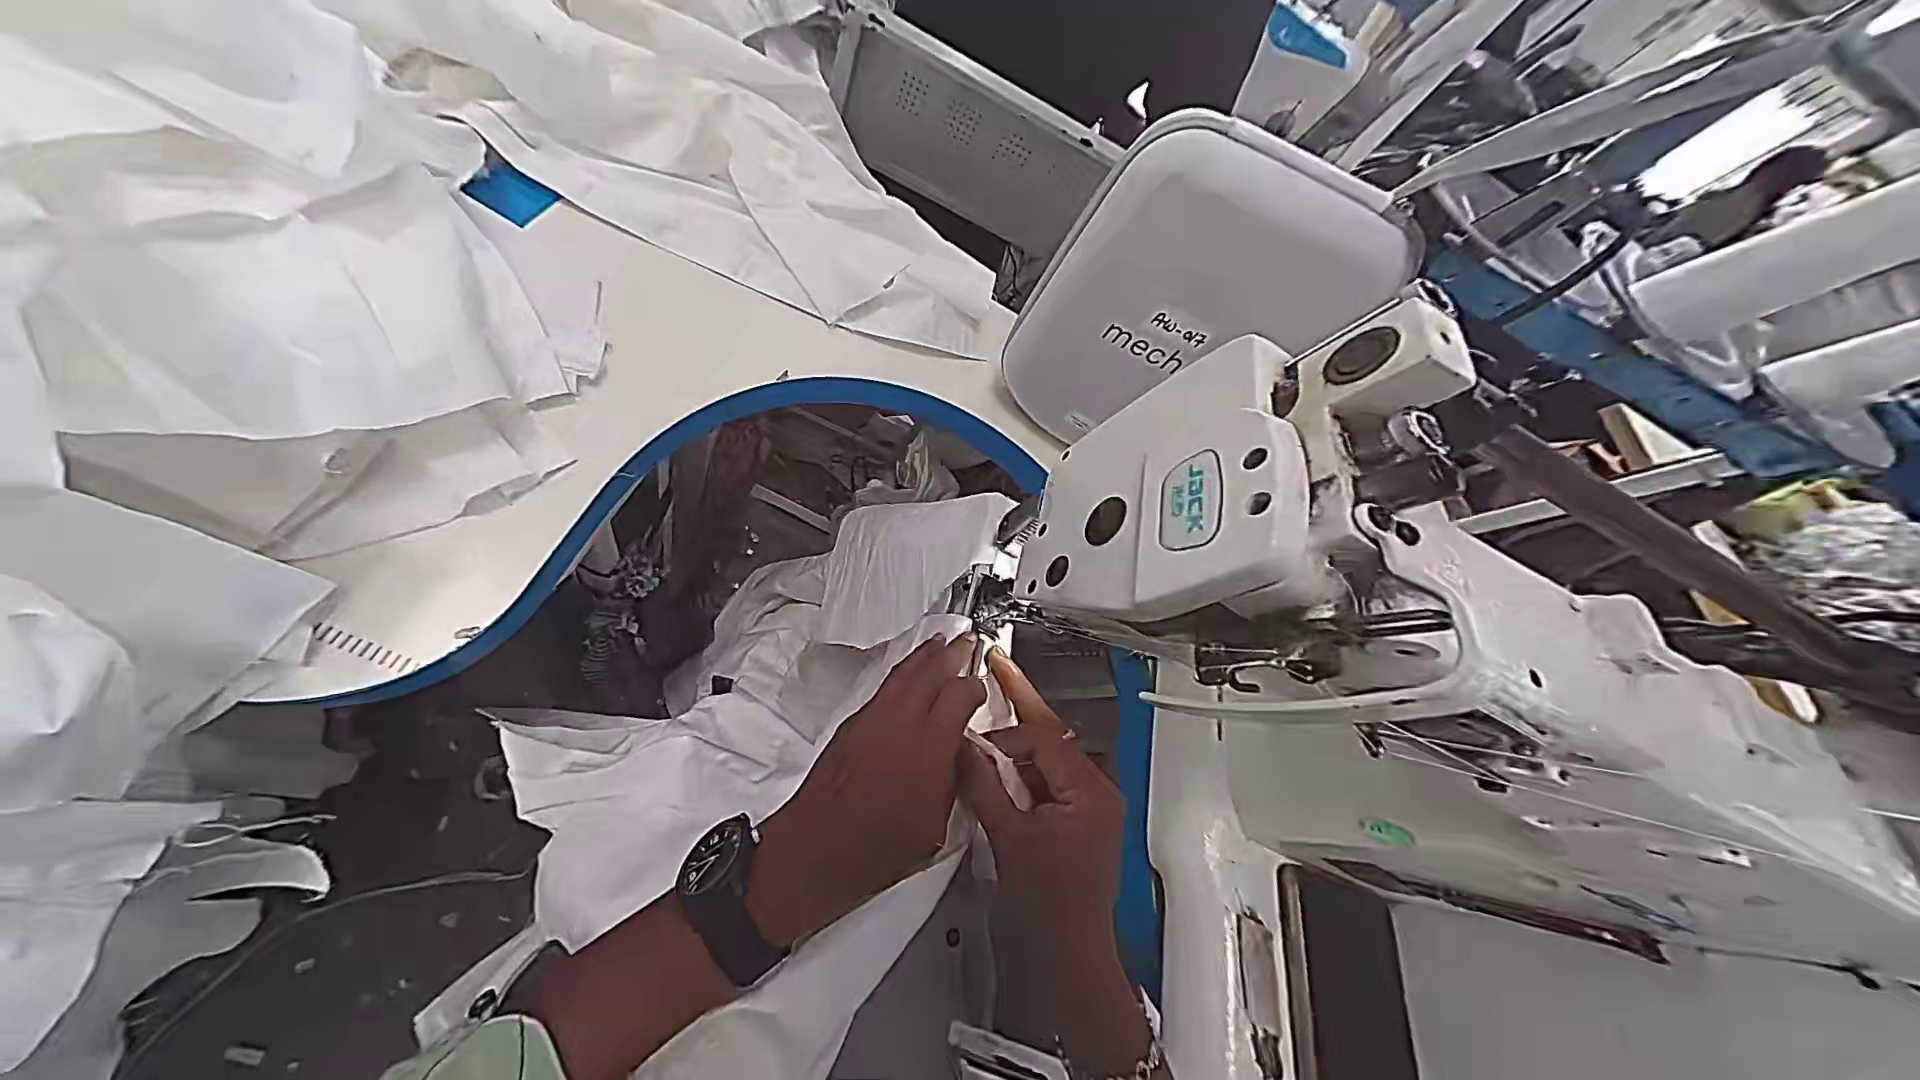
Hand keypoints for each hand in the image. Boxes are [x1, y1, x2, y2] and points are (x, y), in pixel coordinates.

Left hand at [746, 633, 986, 945]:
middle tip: (966, 641)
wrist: (816, 848)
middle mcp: (901, 722)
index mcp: (930, 746)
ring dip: (925, 655)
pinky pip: (884, 686)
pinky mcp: (853, 723)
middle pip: (932, 671)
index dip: (975, 686)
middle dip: (953, 653)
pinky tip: (907, 675)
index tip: (981, 687)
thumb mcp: (936, 824)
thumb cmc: (875, 847)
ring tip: (938, 643)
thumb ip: (953, 779)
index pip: (960, 694)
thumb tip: (960, 756)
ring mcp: (873, 719)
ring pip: (904, 673)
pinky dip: (902, 672)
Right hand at [958, 649, 1124, 931]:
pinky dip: (1016, 779)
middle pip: (1047, 741)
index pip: (1044, 736)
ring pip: (1043, 762)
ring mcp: (1086, 807)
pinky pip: (1042, 784)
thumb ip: (984, 786)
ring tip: (979, 751)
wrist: (1068, 959)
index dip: (1009, 718)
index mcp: (1089, 790)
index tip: (986, 698)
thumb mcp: (1010, 839)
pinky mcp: (1073, 822)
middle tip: (993, 684)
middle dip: (1013, 723)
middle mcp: (1094, 792)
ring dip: (1011, 756)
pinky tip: (992, 782)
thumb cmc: (1051, 910)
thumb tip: (964, 748)